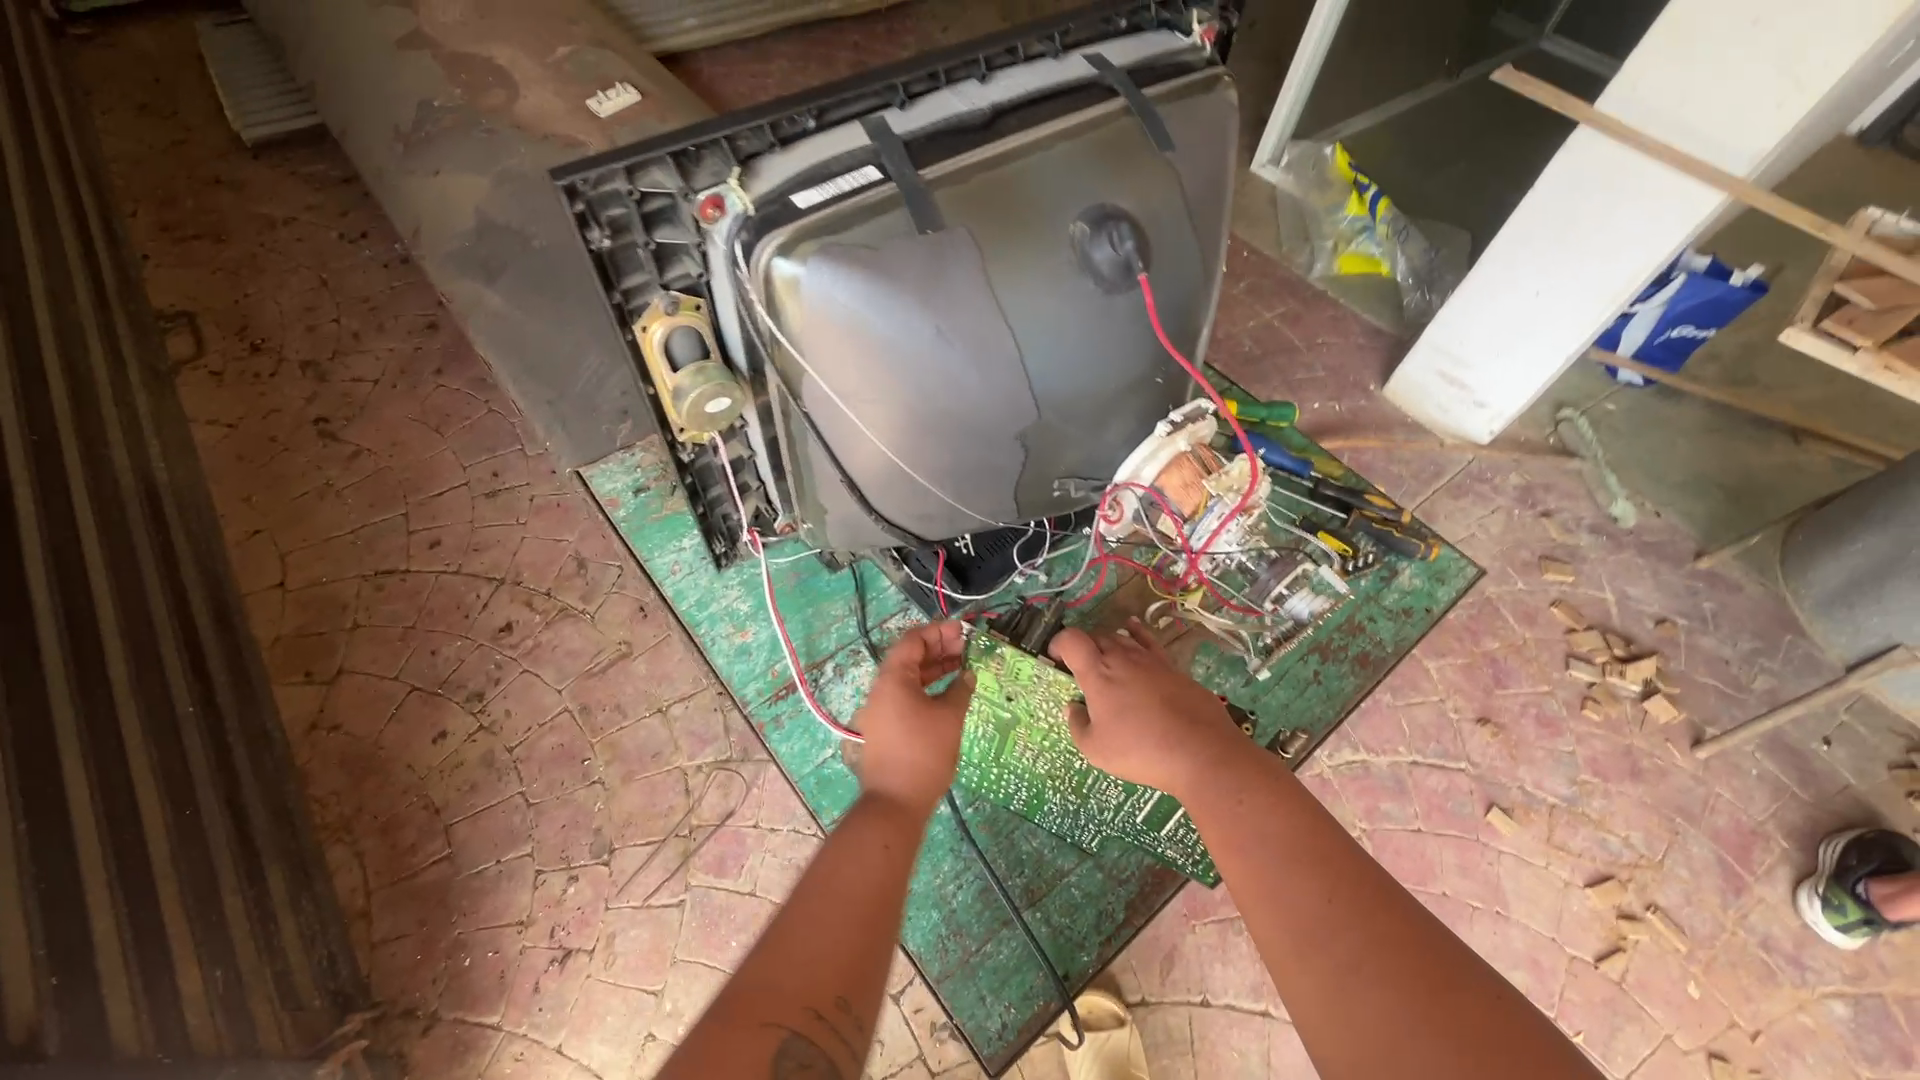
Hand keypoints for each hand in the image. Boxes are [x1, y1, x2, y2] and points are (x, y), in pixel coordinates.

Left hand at [853, 621, 975, 818]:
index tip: (963, 632)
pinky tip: (949, 694)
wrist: (895, 802)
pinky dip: (927, 689)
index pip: (912, 641)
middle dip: (938, 649)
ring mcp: (880, 710)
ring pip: (908, 679)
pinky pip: (906, 697)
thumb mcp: (950, 717)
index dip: (938, 632)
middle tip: (967, 647)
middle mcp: (881, 690)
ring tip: (963, 666)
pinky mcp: (885, 729)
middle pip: (909, 658)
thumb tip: (967, 674)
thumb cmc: (924, 753)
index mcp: (892, 679)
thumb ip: (960, 689)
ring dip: (934, 669)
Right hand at [1048, 618, 1250, 800]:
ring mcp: (1151, 660)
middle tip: (1079, 668)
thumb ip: (1078, 725)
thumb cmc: (1140, 751)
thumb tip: (1074, 707)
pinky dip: (1136, 632)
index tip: (1055, 659)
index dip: (1058, 643)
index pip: (1071, 640)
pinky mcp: (1173, 667)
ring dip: (1107, 644)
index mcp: (1097, 673)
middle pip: (1096, 636)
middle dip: (1082, 647)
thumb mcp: (1096, 749)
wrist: (1200, 751)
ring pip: (1122, 638)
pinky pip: (1148, 641)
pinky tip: (1133, 628)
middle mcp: (1122, 657)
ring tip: (1103, 657)